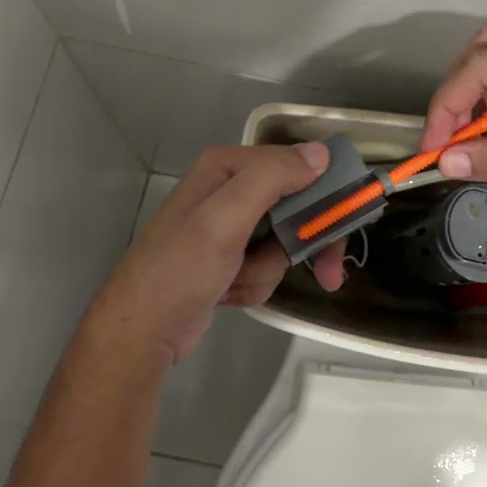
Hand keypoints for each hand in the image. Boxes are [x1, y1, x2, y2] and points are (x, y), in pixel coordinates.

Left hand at [88, 143, 346, 363]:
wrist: (139, 333)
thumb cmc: (179, 269)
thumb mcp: (225, 218)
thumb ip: (271, 179)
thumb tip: (320, 153)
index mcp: (226, 167)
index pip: (294, 164)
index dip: (324, 192)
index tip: (347, 221)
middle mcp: (229, 190)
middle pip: (294, 205)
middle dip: (301, 244)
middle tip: (330, 276)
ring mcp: (228, 227)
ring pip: (282, 243)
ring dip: (267, 270)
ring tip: (235, 283)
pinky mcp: (228, 260)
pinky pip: (264, 267)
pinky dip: (253, 284)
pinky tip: (226, 294)